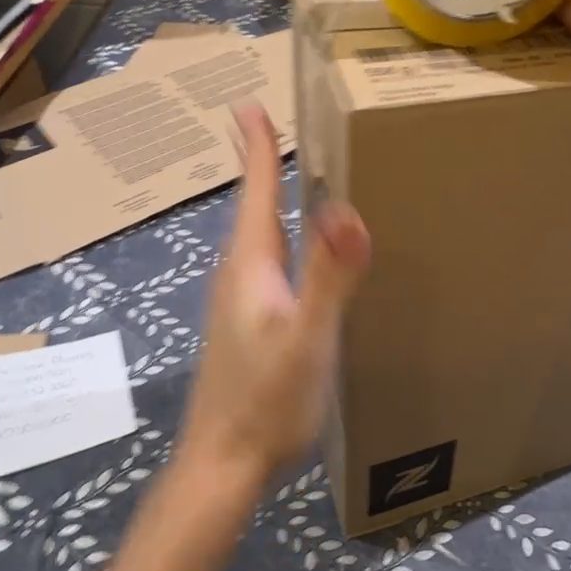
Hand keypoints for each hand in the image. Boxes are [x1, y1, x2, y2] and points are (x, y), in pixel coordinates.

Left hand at [180, 104, 370, 473]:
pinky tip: (299, 254)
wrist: (223, 465)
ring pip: (259, 237)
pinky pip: (267, 263)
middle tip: (272, 127)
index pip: (258, 193)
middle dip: (263, 166)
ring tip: (291, 178)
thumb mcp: (307, 336)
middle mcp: (239, 275)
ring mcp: (238, 303)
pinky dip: (280, 237)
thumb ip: (328, 277)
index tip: (248, 105)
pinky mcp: (247, 325)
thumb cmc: (266, 399)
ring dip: (270, 201)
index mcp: (251, 266)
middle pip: (254, 209)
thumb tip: (347, 209)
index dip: (257, 149)